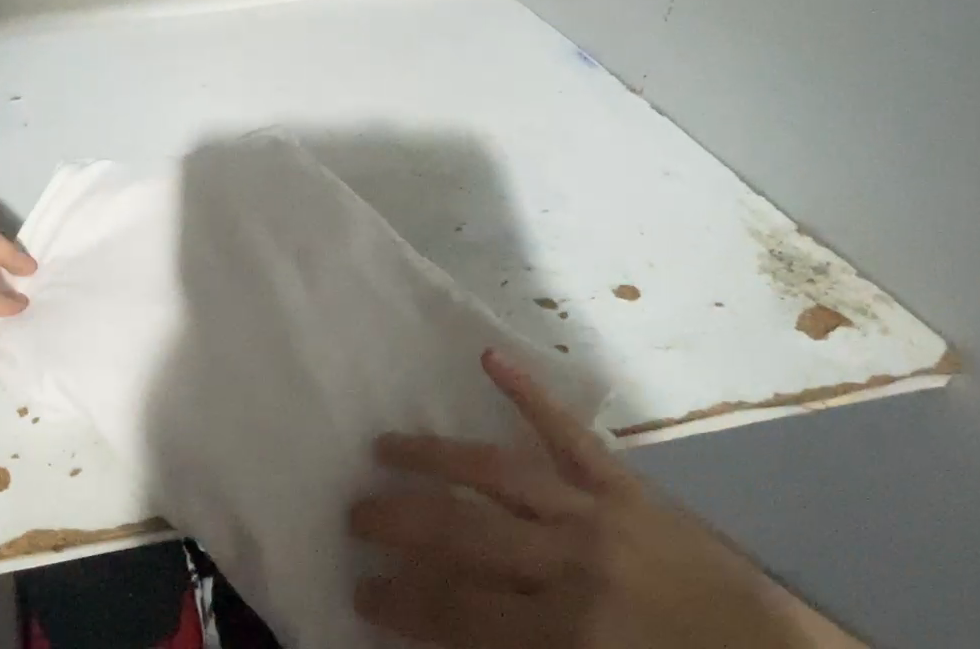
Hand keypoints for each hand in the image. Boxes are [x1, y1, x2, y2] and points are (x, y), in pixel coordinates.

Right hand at [349, 351, 863, 648]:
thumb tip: (436, 629)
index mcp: (566, 635)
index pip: (455, 611)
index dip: (399, 602)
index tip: (357, 592)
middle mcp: (571, 562)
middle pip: (462, 533)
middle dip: (398, 524)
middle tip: (353, 516)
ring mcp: (599, 513)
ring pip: (497, 472)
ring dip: (434, 458)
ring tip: (384, 450)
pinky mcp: (626, 487)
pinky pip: (570, 435)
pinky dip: (530, 394)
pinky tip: (490, 358)